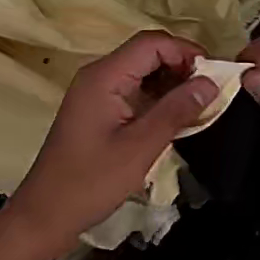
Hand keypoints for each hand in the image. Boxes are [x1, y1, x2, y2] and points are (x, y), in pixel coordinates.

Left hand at [0, 31, 217, 259]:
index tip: (215, 73)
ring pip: (141, 70)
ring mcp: (96, 91)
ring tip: (199, 103)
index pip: (152, 43)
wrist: (44, 216)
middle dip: (181, 65)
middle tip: (210, 90)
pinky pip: (133, 88)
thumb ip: (176, 111)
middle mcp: (99, 74)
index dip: (186, 51)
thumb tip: (210, 83)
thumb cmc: (91, 182)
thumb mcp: (140, 147)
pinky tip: (175, 115)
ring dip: (171, 81)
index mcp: (104, 76)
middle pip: (147, 52)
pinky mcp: (98, 108)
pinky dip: (157, 96)